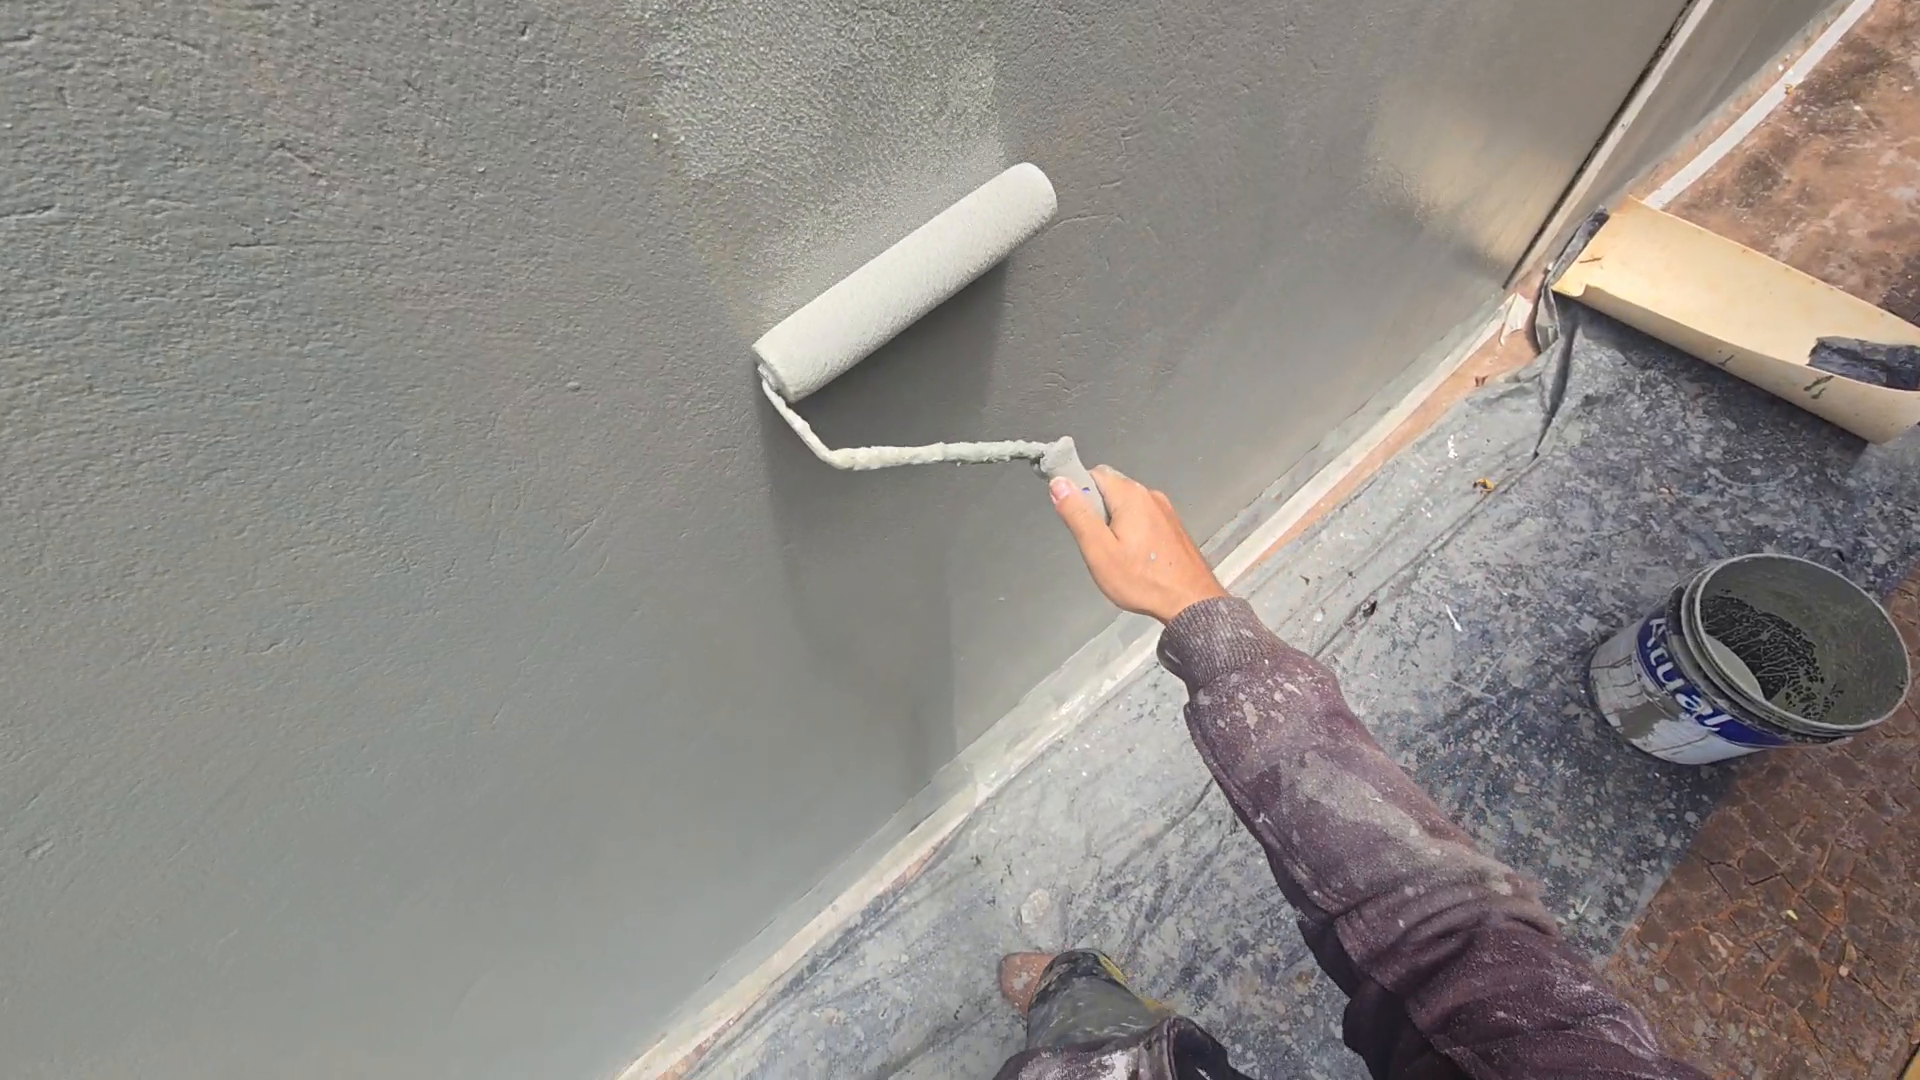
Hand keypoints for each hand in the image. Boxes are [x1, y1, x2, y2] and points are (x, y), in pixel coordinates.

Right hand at [1050, 466, 1227, 623]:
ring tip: (1115, 554)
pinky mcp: (1170, 525)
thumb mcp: (1099, 551)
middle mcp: (1149, 495)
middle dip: (1095, 509)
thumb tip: (1059, 484)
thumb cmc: (1145, 581)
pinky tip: (1133, 556)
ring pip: (1125, 504)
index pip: (1092, 474)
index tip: (1074, 516)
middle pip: (1109, 488)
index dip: (1076, 492)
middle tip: (1096, 542)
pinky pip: (1141, 517)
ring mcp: (1163, 510)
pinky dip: (1131, 530)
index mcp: (1130, 496)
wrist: (1190, 602)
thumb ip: (1078, 514)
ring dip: (1113, 522)